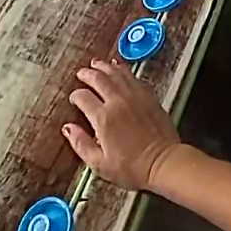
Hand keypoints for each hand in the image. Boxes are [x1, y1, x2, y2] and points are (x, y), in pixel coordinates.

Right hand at [63, 59, 189, 190]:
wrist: (163, 161)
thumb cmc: (132, 167)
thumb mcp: (99, 164)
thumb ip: (81, 144)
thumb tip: (68, 128)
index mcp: (103, 118)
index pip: (83, 97)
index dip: (76, 96)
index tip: (74, 98)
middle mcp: (118, 102)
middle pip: (99, 79)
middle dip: (88, 74)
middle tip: (82, 72)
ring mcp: (135, 97)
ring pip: (117, 74)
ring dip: (105, 67)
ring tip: (97, 63)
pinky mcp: (149, 97)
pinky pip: (134, 78)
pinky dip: (124, 70)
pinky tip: (120, 68)